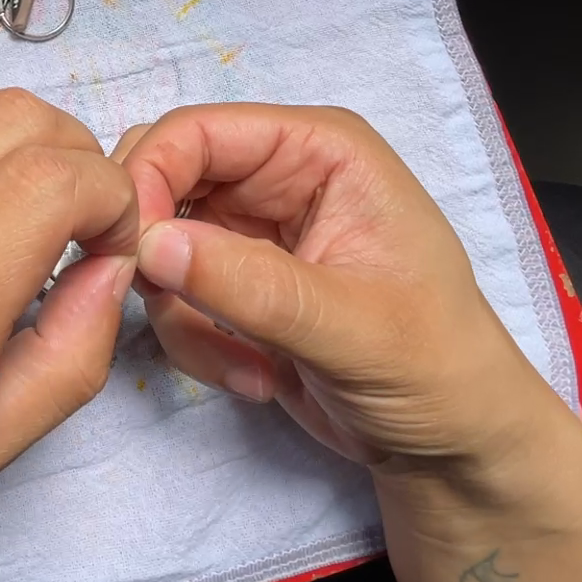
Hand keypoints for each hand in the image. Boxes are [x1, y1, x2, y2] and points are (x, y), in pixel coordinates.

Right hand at [109, 104, 560, 468]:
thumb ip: (251, 284)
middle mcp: (272, 173)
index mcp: (314, 149)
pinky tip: (251, 373)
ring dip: (179, 309)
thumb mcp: (353, 329)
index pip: (196, 131)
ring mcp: (245, 225)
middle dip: (153, 247)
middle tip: (164, 304)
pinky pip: (167, 288)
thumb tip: (152, 245)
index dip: (150, 177)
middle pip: (161, 175)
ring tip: (243, 365)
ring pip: (155, 238)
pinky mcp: (227, 275)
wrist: (448, 450)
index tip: (133, 252)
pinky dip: (189, 335)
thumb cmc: (436, 371)